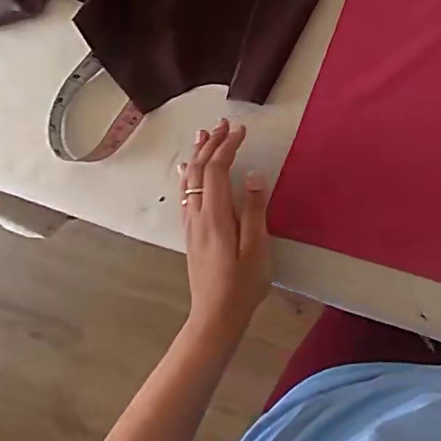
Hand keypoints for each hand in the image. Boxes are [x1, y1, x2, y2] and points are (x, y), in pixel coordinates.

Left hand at [178, 120, 271, 332]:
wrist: (215, 316)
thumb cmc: (242, 285)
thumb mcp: (256, 249)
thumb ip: (253, 210)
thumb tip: (252, 175)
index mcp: (215, 215)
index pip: (216, 170)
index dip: (227, 146)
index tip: (241, 131)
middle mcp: (197, 214)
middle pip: (199, 170)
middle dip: (211, 144)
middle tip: (224, 123)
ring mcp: (191, 224)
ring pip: (188, 180)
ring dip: (197, 155)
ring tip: (203, 135)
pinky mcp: (191, 233)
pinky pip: (184, 194)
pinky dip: (187, 175)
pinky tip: (185, 170)